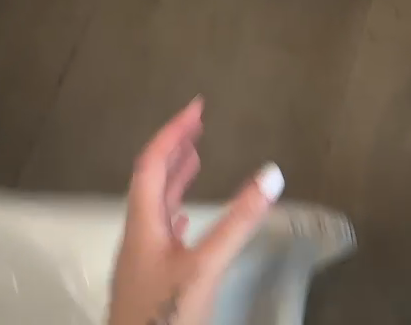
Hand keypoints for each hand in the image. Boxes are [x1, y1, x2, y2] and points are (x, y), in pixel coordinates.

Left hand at [107, 99, 282, 324]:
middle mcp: (138, 241)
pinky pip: (162, 232)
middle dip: (175, 148)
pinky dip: (177, 210)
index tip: (198, 107)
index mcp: (143, 228)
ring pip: (156, 208)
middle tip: (200, 122)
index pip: (152, 166)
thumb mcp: (205, 269)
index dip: (172, 134)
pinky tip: (186, 219)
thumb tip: (273, 173)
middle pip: (151, 182)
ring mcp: (141, 265)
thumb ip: (238, 222)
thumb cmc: (164, 321)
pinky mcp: (150, 285)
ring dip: (175, 177)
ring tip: (196, 156)